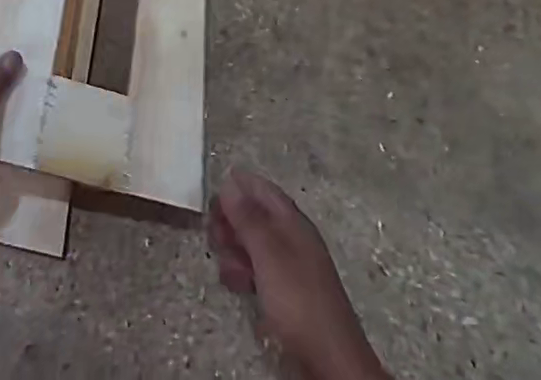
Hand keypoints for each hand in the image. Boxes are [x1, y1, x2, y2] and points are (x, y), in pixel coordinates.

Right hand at [210, 169, 387, 379]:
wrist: (328, 358)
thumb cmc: (297, 299)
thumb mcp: (268, 253)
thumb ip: (248, 217)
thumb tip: (230, 182)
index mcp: (292, 222)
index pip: (262, 189)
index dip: (236, 187)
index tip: (211, 200)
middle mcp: (291, 237)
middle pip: (254, 215)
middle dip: (230, 222)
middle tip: (216, 239)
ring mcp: (288, 263)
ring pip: (252, 242)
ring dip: (234, 249)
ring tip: (228, 268)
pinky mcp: (284, 288)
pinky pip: (257, 267)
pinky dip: (243, 270)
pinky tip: (237, 284)